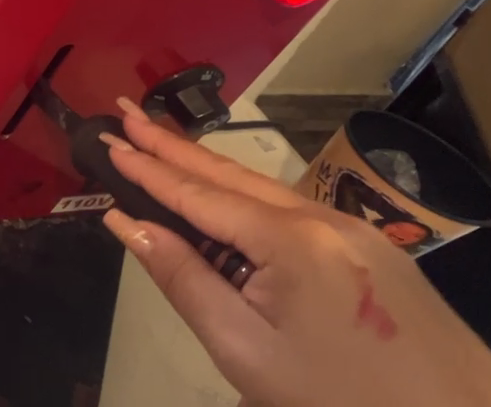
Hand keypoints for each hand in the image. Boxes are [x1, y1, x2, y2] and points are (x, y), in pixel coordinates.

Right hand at [99, 101, 490, 406]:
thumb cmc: (342, 405)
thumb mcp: (246, 351)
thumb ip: (182, 278)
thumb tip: (125, 221)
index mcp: (291, 240)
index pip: (197, 194)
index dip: (147, 168)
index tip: (106, 137)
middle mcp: (327, 221)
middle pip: (229, 175)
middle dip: (171, 145)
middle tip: (126, 112)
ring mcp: (363, 237)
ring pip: (264, 189)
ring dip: (206, 164)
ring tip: (161, 139)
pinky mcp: (384, 260)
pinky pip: (295, 211)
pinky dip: (246, 192)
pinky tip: (227, 191)